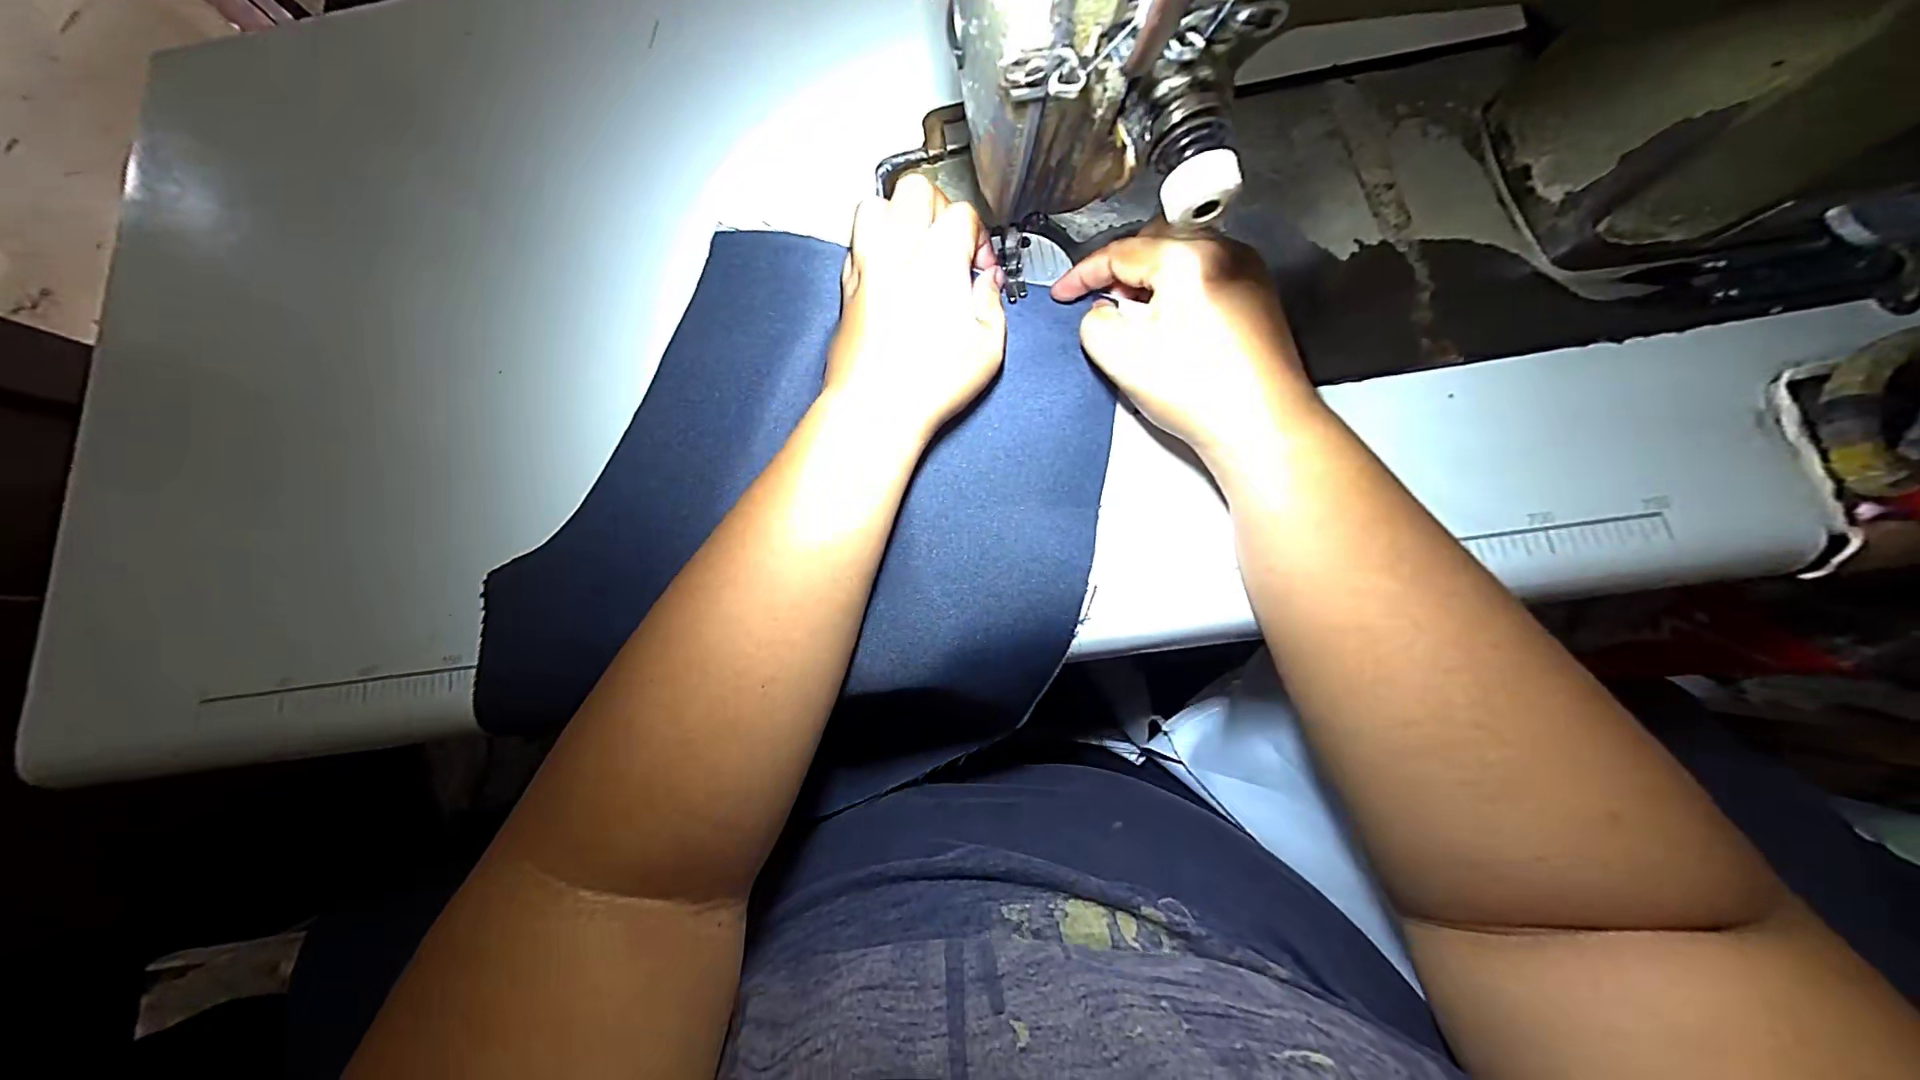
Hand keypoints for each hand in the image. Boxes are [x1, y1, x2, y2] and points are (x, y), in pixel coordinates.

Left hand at [824, 174, 1005, 442]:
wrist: (874, 407)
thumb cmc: (926, 383)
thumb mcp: (987, 346)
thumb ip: (991, 303)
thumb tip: (988, 284)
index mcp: (938, 257)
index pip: (962, 213)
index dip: (978, 237)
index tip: (980, 266)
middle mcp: (897, 251)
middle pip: (916, 189)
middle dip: (939, 207)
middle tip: (950, 241)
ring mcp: (866, 267)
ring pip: (875, 204)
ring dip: (898, 215)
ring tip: (914, 243)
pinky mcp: (847, 289)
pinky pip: (856, 244)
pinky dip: (874, 246)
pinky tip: (890, 271)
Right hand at [1051, 226, 1316, 464]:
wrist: (1261, 426)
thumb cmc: (1207, 394)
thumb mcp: (1119, 356)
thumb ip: (1093, 322)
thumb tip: (1101, 312)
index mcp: (1188, 257)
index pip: (1119, 252)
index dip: (1082, 274)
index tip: (1065, 292)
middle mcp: (1225, 254)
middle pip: (1152, 247)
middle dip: (1120, 274)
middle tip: (1101, 306)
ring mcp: (1247, 275)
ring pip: (1180, 264)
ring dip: (1149, 287)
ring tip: (1139, 327)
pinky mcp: (1256, 299)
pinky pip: (1204, 282)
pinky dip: (1178, 298)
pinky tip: (1172, 336)